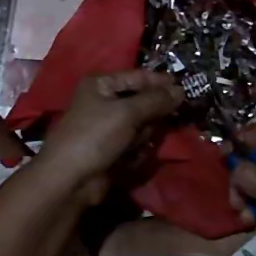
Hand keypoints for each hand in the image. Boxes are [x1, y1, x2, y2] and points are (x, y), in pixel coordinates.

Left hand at [37, 71, 183, 203]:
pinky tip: (132, 158)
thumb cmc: (95, 135)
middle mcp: (103, 102)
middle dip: (153, 112)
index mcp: (100, 84)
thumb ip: (155, 100)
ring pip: (140, 124)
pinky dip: (137, 150)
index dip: (159, 82)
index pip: (137, 76)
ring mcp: (106, 127)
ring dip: (145, 134)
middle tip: (166, 119)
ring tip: (137, 143)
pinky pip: (134, 143)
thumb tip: (180, 90)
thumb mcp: (127, 112)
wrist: (70, 178)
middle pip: (140, 101)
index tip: (185, 88)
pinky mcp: (111, 149)